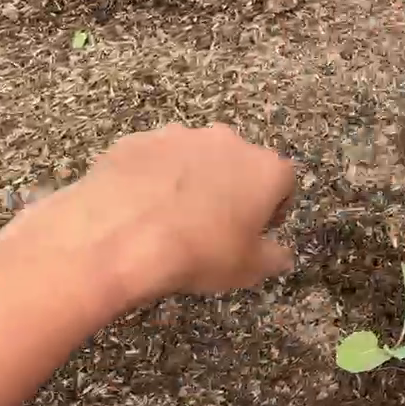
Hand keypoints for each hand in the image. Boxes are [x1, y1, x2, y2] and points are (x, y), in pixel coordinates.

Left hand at [15, 125, 295, 314]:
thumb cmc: (200, 252)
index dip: (274, 207)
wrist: (120, 237)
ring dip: (194, 181)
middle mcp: (226, 142)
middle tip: (218, 225)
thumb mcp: (250, 269)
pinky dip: (156, 179)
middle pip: (240, 162)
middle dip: (233, 188)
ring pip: (196, 158)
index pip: (284, 182)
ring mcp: (178, 136)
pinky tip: (145, 210)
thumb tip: (281, 254)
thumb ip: (274, 257)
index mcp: (264, 169)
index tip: (258, 230)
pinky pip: (156, 160)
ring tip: (176, 218)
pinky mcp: (137, 140)